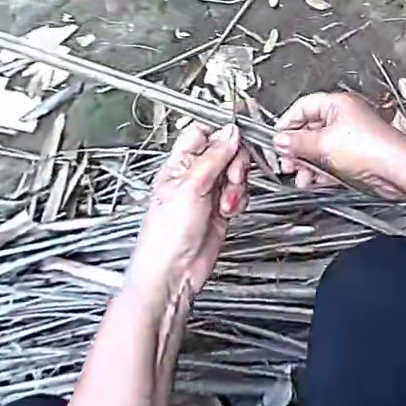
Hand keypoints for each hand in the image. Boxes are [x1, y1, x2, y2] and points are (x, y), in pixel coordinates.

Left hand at [130, 122, 248, 296]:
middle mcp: (194, 175)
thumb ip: (214, 156)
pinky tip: (229, 211)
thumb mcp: (192, 187)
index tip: (238, 134)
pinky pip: (240, 192)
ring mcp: (208, 192)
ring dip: (237, 185)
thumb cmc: (166, 236)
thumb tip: (231, 131)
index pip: (202, 132)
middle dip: (235, 162)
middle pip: (225, 151)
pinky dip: (240, 200)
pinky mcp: (221, 209)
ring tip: (226, 201)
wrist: (172, 275)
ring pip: (236, 172)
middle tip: (233, 175)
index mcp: (179, 164)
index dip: (221, 131)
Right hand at [272, 92, 405, 197]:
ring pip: (320, 148)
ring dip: (307, 164)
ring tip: (301, 177)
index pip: (303, 107)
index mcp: (337, 104)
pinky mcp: (356, 156)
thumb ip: (297, 143)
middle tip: (287, 162)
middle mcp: (344, 117)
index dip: (287, 123)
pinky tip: (314, 182)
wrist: (396, 171)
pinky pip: (331, 161)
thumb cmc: (371, 149)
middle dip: (297, 149)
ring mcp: (350, 137)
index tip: (276, 139)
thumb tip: (280, 140)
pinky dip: (321, 171)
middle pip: (310, 130)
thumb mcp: (323, 144)